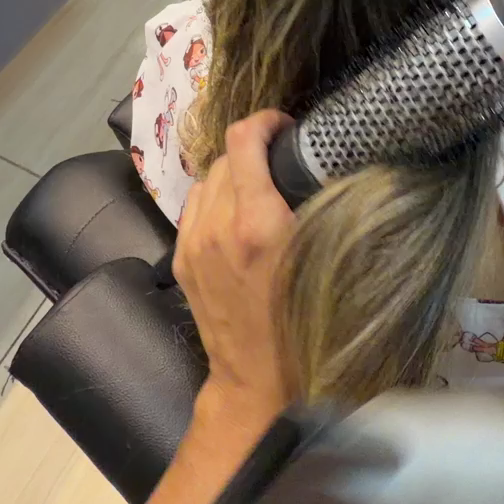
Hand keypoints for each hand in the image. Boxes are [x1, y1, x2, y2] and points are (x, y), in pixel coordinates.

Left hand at [175, 109, 297, 420]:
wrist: (255, 383)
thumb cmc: (304, 324)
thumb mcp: (323, 260)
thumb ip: (317, 208)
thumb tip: (318, 169)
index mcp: (256, 222)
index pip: (243, 140)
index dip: (265, 120)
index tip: (286, 125)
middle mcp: (217, 224)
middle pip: (226, 156)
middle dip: (254, 148)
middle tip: (281, 159)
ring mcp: (193, 241)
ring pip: (207, 178)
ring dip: (232, 173)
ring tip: (257, 185)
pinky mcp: (180, 257)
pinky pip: (194, 204)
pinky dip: (214, 197)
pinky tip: (233, 213)